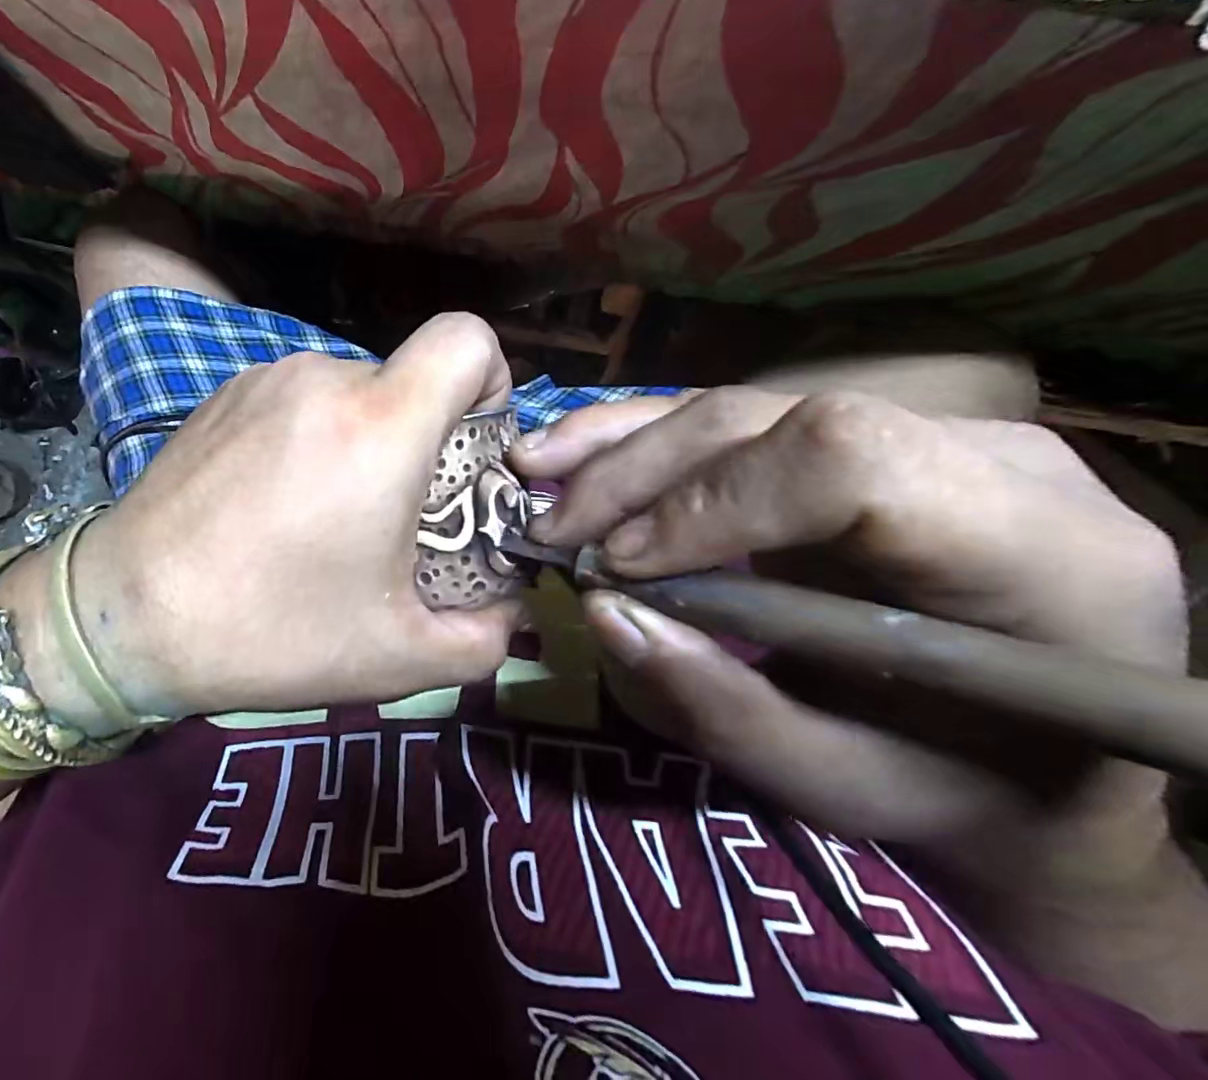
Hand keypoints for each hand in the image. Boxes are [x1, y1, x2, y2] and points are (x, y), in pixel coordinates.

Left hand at [64, 313, 523, 716]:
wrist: (128, 616)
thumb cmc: (268, 633)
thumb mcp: (397, 657)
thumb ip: (484, 636)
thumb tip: (509, 608)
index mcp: (379, 426)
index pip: (467, 339)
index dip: (490, 383)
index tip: (469, 452)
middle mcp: (321, 380)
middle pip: (405, 382)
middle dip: (418, 441)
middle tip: (389, 518)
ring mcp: (259, 382)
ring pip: (346, 395)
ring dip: (356, 444)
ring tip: (320, 518)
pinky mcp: (217, 398)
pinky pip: (290, 403)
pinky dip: (302, 441)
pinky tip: (267, 503)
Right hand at [511, 387, 1187, 889]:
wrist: (1024, 758)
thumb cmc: (948, 787)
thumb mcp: (833, 781)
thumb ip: (720, 705)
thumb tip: (600, 610)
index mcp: (1030, 552)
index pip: (848, 463)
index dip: (707, 503)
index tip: (614, 567)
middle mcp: (982, 461)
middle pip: (765, 419)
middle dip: (633, 475)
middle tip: (546, 534)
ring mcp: (915, 438)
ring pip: (732, 408)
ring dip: (616, 446)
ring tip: (529, 473)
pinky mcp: (854, 445)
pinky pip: (728, 425)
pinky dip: (636, 442)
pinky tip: (570, 458)